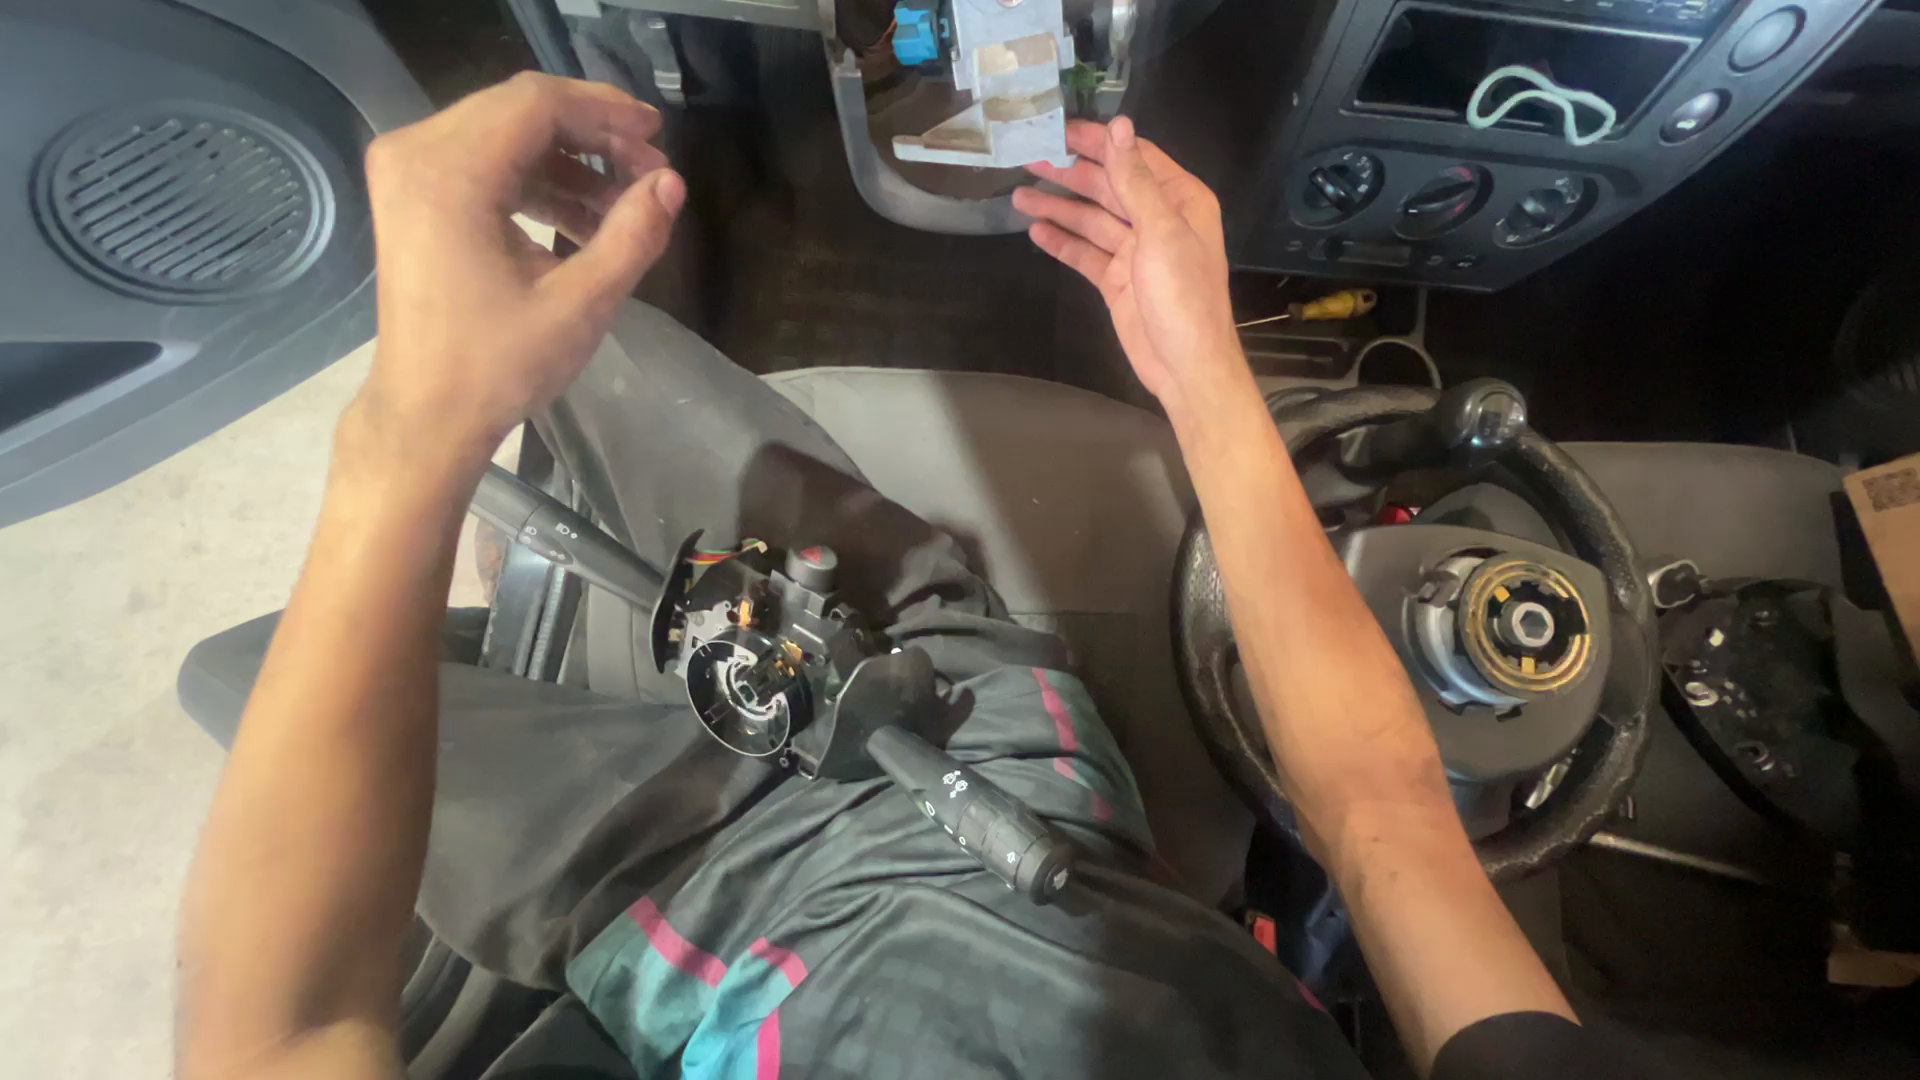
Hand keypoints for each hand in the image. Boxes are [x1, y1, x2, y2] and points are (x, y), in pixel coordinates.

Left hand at [352, 73, 685, 470]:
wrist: (430, 412)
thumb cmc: (502, 363)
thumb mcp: (582, 303)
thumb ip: (632, 236)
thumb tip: (672, 185)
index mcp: (449, 172)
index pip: (535, 104)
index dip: (605, 111)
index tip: (659, 134)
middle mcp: (416, 153)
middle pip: (518, 112)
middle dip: (593, 136)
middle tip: (651, 172)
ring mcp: (410, 174)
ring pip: (505, 137)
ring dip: (572, 163)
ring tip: (627, 204)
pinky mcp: (418, 200)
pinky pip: (488, 168)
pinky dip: (541, 184)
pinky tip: (585, 220)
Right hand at [1014, 117, 1240, 411]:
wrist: (1184, 363)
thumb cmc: (1183, 296)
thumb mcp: (1161, 232)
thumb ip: (1136, 181)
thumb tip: (1119, 127)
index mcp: (1179, 200)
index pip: (1133, 159)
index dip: (1098, 143)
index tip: (1060, 129)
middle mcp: (1157, 220)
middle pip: (1108, 187)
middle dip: (1070, 174)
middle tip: (1029, 158)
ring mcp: (1134, 252)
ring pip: (1091, 221)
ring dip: (1058, 208)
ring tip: (1020, 195)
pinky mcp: (1116, 281)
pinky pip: (1085, 255)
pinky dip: (1063, 244)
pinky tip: (1037, 231)